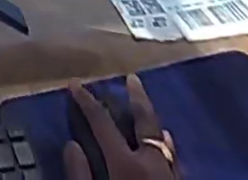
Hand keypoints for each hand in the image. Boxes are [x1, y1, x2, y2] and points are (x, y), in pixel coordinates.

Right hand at [63, 74, 179, 178]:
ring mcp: (172, 175)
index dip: (86, 101)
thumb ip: (81, 176)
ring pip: (162, 139)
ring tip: (146, 108)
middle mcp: (152, 162)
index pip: (102, 122)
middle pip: (144, 121)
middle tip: (132, 77)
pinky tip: (165, 141)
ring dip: (152, 121)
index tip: (74, 82)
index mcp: (127, 163)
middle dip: (136, 97)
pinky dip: (167, 145)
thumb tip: (72, 145)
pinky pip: (175, 158)